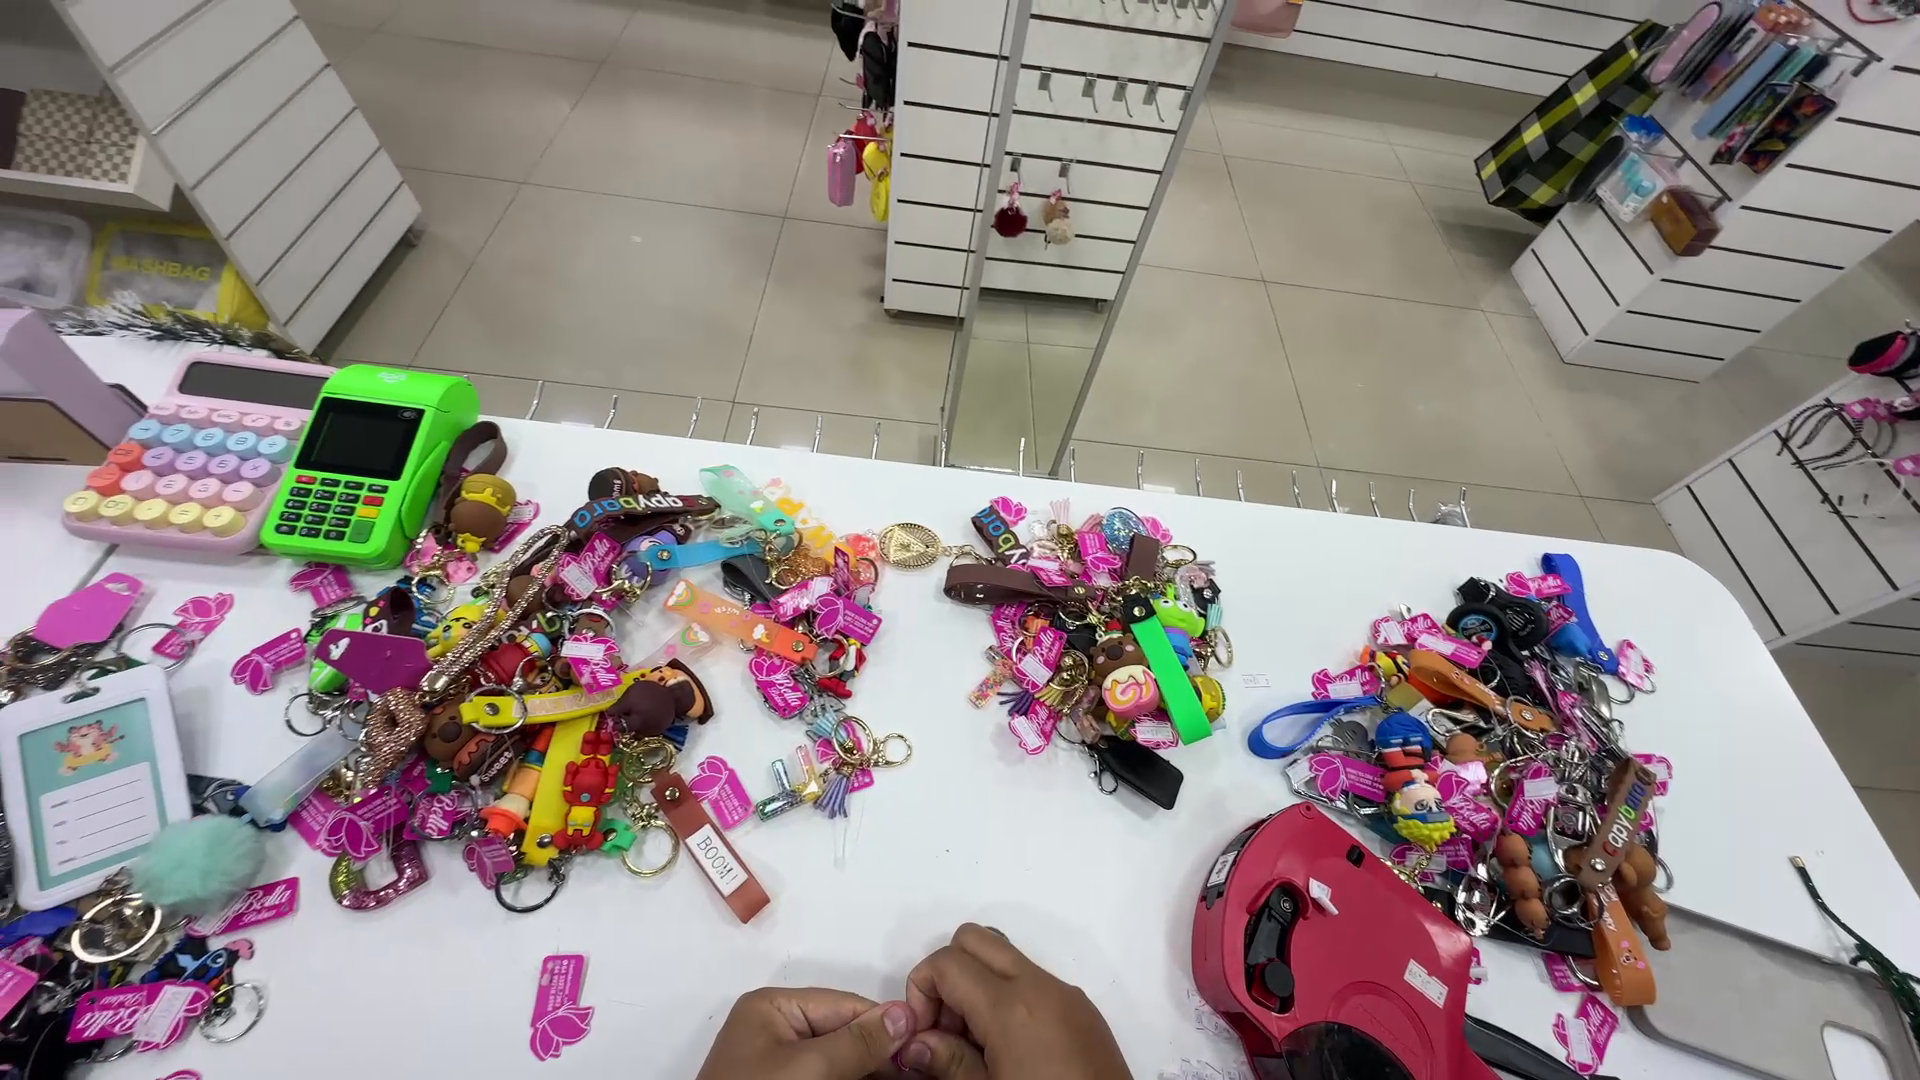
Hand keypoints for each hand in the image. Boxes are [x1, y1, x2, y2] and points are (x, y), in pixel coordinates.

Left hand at [696, 987, 915, 1079]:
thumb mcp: (807, 1070)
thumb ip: (856, 1043)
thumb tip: (904, 1013)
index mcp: (773, 1008)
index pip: (844, 1006)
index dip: (884, 1024)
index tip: (922, 1043)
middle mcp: (776, 1031)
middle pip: (842, 1035)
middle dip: (879, 1055)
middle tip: (917, 1072)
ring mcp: (778, 1067)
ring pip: (838, 1064)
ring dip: (868, 1074)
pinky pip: (825, 1079)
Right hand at [901, 923, 1130, 1079]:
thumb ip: (948, 1063)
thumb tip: (915, 1041)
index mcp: (1011, 1005)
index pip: (947, 961)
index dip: (920, 990)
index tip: (919, 1035)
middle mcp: (1040, 984)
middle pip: (974, 938)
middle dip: (947, 975)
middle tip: (944, 1031)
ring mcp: (1066, 993)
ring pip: (1005, 955)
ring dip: (977, 984)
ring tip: (975, 1044)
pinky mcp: (1083, 1009)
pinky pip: (1033, 979)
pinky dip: (1007, 996)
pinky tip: (1008, 1049)